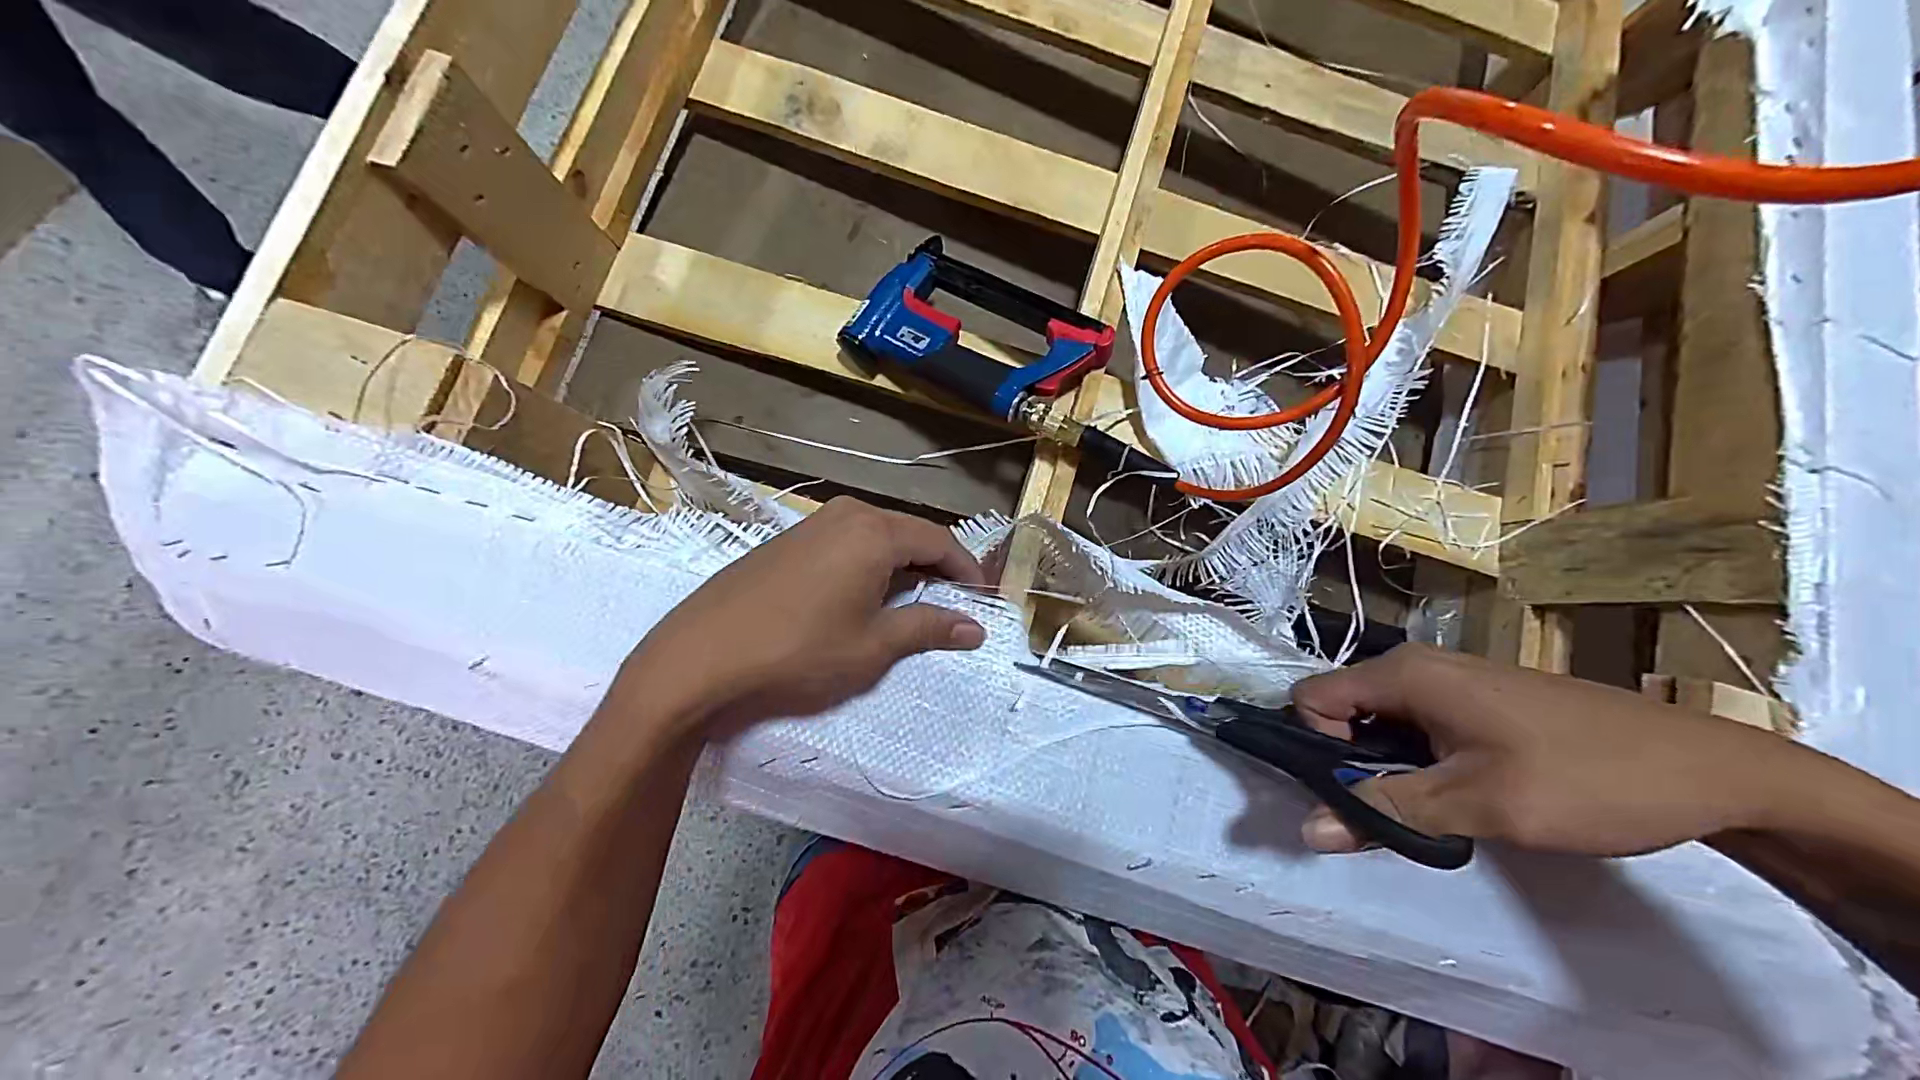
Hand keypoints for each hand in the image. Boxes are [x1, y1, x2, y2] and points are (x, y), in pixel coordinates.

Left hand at [614, 498, 986, 740]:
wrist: (697, 659)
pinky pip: (845, 545)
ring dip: (901, 568)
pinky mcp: (785, 541)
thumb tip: (974, 628)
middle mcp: (845, 515)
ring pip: (876, 539)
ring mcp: (811, 524)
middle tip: (950, 607)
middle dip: (935, 569)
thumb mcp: (871, 647)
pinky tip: (860, 600)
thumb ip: (927, 628)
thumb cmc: (796, 653)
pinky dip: (867, 567)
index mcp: (874, 532)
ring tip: (908, 608)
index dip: (967, 571)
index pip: (940, 542)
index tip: (981, 601)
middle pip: (908, 534)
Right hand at [1289, 644, 1805, 856]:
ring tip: (1437, 806)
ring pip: (1378, 721)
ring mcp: (1447, 679)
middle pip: (1341, 710)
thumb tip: (1307, 830)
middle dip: (1350, 762)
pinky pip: (1413, 722)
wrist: (1716, 771)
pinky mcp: (1473, 698)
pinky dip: (1416, 758)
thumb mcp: (1482, 805)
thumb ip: (1388, 811)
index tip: (1361, 792)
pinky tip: (1462, 790)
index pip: (1311, 699)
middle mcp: (1416, 666)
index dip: (1318, 748)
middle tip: (1399, 810)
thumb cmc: (1590, 779)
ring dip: (1386, 766)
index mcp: (1405, 674)